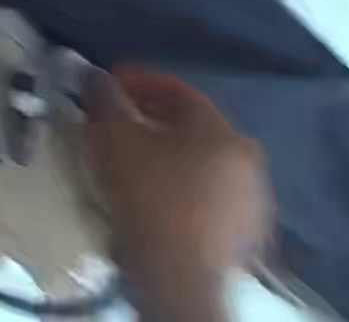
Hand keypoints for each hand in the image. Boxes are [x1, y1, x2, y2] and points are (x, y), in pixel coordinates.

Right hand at [85, 68, 272, 297]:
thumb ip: (102, 94)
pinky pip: (206, 188)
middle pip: (193, 124)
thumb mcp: (110, 130)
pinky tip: (148, 183)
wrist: (173, 273)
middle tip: (116, 113)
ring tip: (127, 148)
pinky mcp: (244, 233)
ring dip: (164, 145)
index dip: (138, 79)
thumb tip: (96, 76)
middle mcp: (249, 163)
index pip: (179, 89)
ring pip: (200, 158)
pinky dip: (177, 176)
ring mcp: (253, 202)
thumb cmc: (143, 189)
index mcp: (223, 133)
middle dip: (151, 113)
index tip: (107, 83)